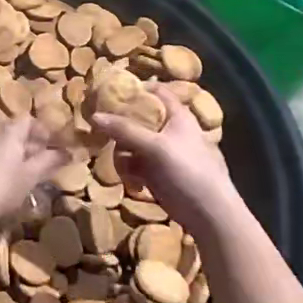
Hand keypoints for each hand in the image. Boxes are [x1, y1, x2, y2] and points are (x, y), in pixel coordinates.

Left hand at [0, 115, 68, 231]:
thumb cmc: (0, 187)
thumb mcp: (30, 175)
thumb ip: (50, 161)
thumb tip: (69, 151)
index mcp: (8, 131)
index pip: (29, 120)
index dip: (44, 131)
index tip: (56, 148)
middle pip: (15, 131)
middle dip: (33, 145)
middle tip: (48, 164)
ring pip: (3, 145)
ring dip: (19, 156)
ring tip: (32, 176)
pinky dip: (4, 163)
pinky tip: (9, 183)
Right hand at [92, 91, 243, 237]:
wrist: (208, 214)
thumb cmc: (189, 171)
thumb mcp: (156, 146)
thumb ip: (124, 130)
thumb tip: (94, 115)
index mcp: (177, 116)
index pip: (156, 91)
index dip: (135, 88)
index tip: (109, 91)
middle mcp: (168, 130)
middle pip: (136, 117)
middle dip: (119, 125)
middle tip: (100, 128)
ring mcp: (160, 151)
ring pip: (129, 141)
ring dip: (121, 153)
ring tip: (124, 166)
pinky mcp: (154, 171)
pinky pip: (131, 162)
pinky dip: (127, 169)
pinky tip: (131, 180)